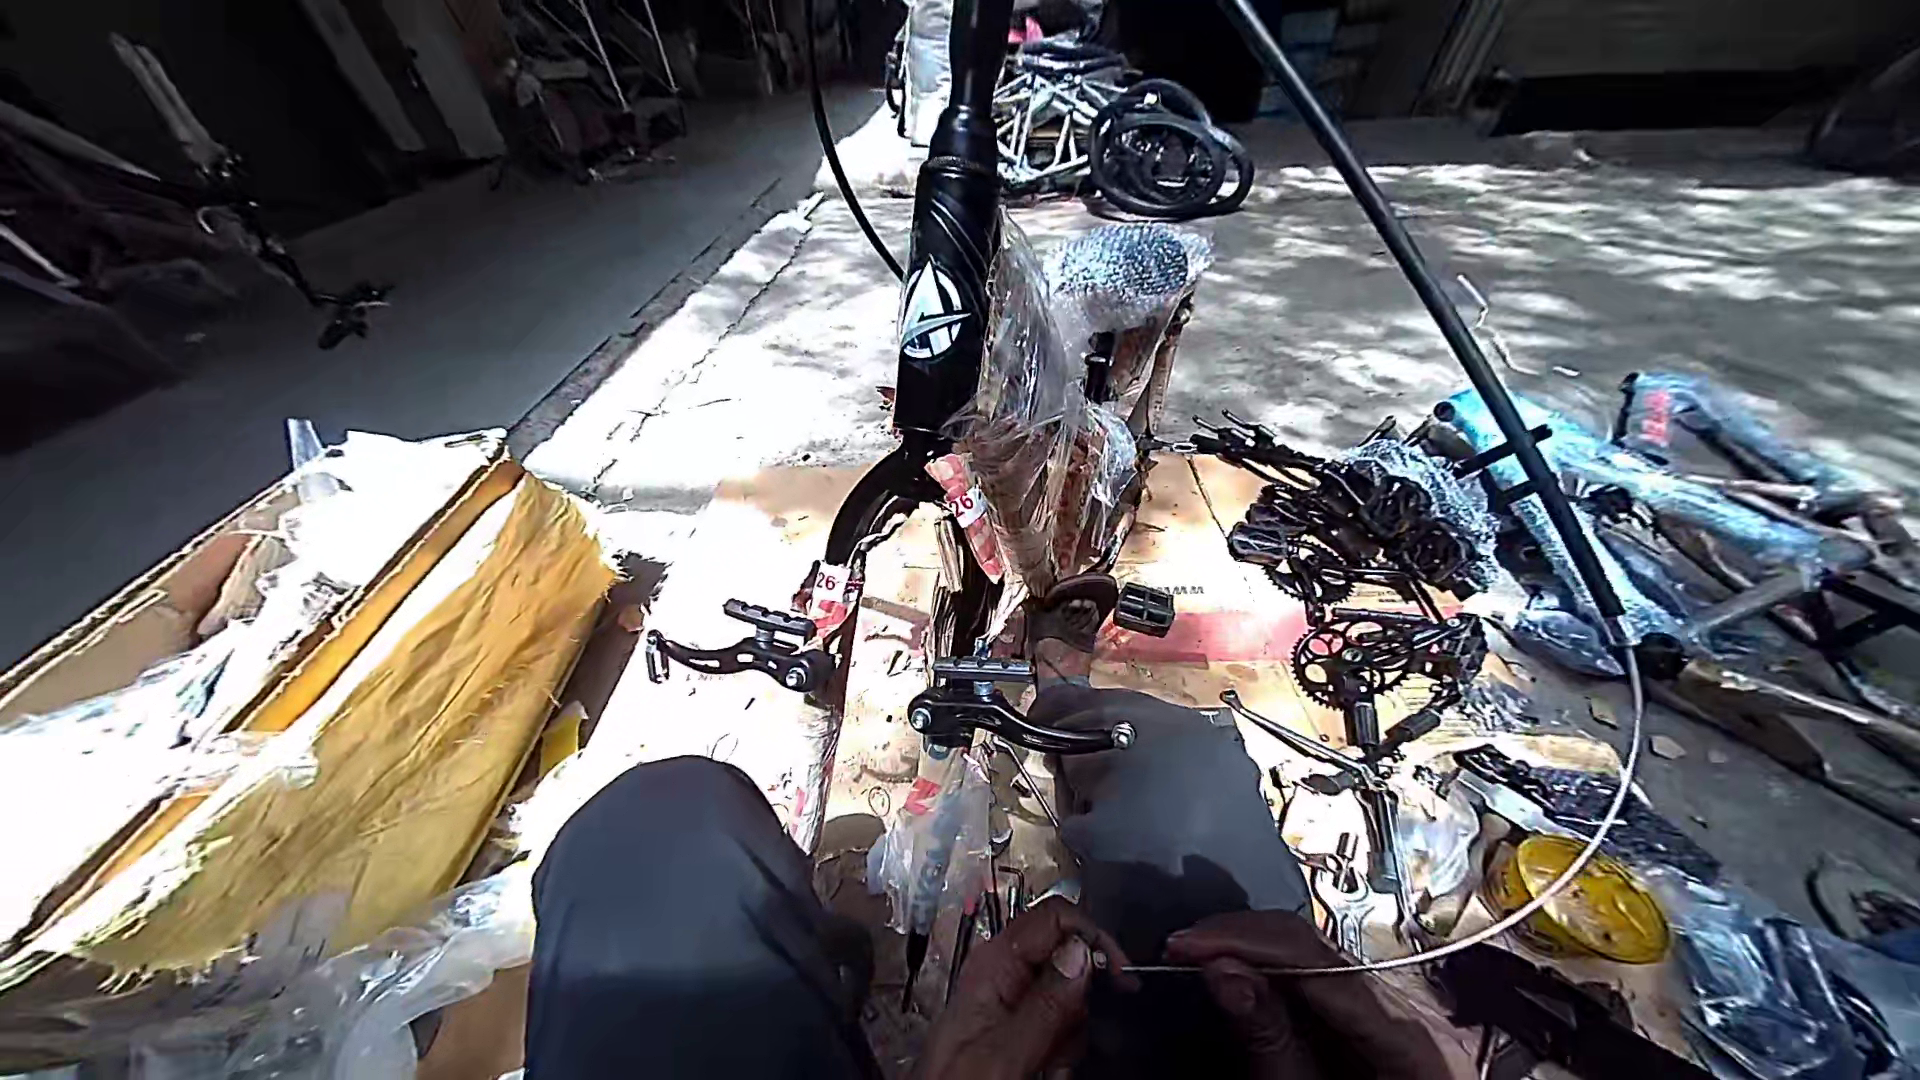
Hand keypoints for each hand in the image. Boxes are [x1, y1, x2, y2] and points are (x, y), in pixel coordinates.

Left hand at [912, 898, 1136, 1079]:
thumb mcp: (1006, 1052)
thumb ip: (1046, 1002)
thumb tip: (1082, 950)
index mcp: (996, 960)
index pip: (1053, 916)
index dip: (1092, 935)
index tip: (1123, 975)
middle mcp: (1003, 969)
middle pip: (1065, 957)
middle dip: (1078, 1002)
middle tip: (1065, 1046)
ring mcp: (1009, 997)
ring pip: (1066, 996)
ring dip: (1069, 1036)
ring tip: (1047, 1068)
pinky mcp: (1014, 1025)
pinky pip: (1056, 1024)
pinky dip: (1060, 1050)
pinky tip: (1045, 1070)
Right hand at [1164, 911, 1468, 1079]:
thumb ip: (1269, 1042)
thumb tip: (1219, 968)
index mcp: (1410, 1034)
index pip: (1311, 956)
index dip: (1241, 941)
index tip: (1185, 944)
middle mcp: (1406, 1003)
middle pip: (1308, 942)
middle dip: (1236, 939)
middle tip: (1179, 946)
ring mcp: (1390, 999)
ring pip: (1304, 945)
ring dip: (1244, 945)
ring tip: (1195, 953)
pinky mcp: (1366, 1003)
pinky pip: (1308, 965)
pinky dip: (1263, 962)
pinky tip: (1230, 963)